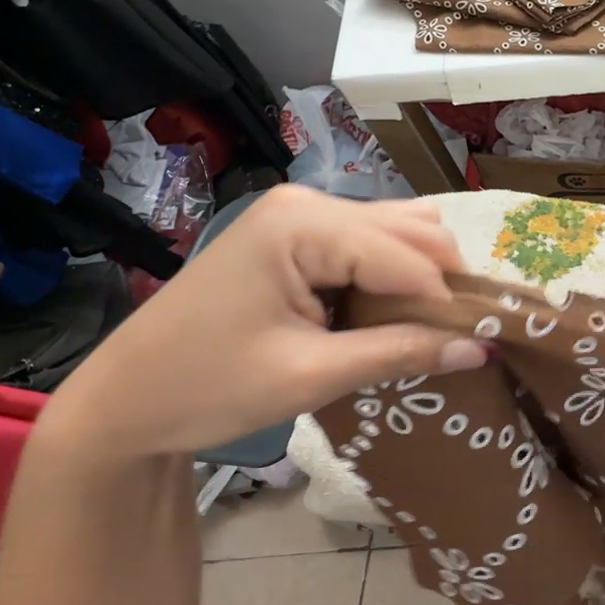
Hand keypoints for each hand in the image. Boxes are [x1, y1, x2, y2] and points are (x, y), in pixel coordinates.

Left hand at [41, 186, 488, 459]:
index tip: (478, 349)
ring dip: (422, 279)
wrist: (122, 402)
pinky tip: (389, 315)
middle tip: (456, 341)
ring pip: (401, 232)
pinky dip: (395, 276)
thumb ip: (401, 354)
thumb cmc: (205, 388)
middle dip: (441, 285)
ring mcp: (300, 213)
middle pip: (414, 232)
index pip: (409, 257)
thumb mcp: (311, 376)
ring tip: (423, 331)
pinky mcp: (297, 234)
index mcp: (302, 224)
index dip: (448, 304)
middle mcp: (307, 202)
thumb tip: (482, 350)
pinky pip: (372, 243)